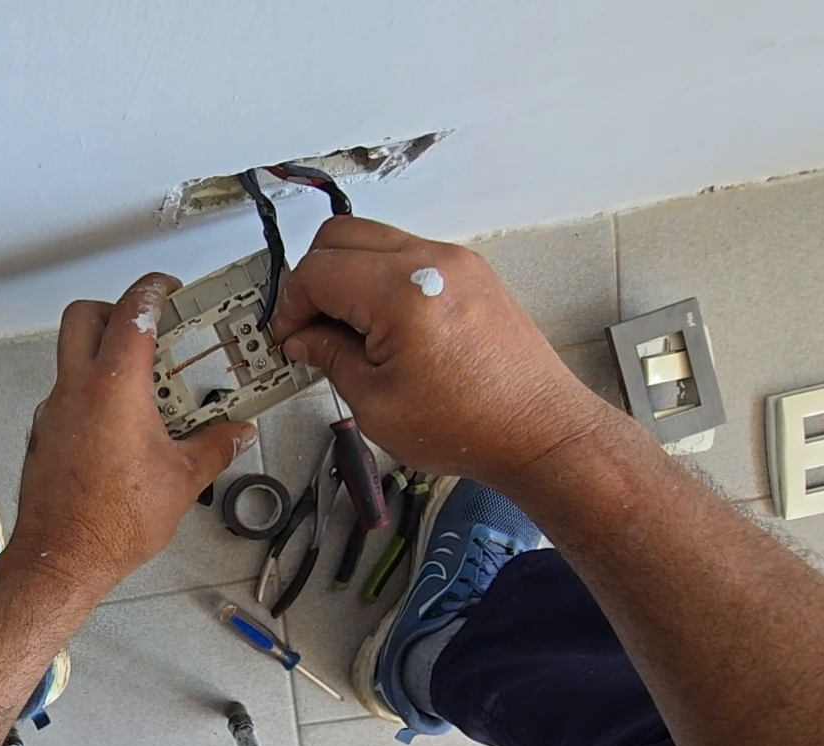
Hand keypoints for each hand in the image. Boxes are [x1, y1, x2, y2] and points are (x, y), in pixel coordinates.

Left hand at [11, 273, 256, 591]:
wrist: (61, 559)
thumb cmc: (116, 522)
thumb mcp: (182, 481)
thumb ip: (215, 447)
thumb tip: (238, 433)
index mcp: (113, 388)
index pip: (132, 311)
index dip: (154, 290)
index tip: (171, 290)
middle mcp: (75, 390)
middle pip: (82, 316)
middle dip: (114, 309)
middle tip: (148, 330)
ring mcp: (52, 412)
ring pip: (71, 359)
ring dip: (103, 357)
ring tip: (143, 388)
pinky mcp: (43, 436)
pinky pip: (66, 397)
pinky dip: (90, 395)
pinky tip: (118, 429)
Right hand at [269, 217, 628, 492]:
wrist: (536, 431)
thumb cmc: (468, 425)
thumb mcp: (373, 403)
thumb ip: (329, 357)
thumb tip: (304, 338)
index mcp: (402, 293)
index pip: (318, 272)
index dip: (290, 305)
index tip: (287, 336)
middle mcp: (432, 263)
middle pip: (340, 236)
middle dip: (310, 279)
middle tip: (304, 325)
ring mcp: (455, 263)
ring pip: (372, 240)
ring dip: (343, 277)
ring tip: (339, 330)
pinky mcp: (468, 274)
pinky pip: (404, 256)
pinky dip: (375, 280)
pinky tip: (373, 326)